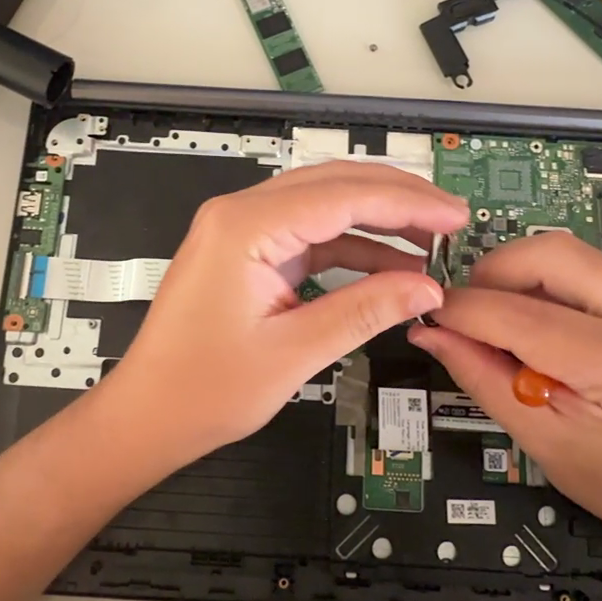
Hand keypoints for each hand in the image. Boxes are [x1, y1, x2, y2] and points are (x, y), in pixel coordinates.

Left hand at [104, 162, 469, 465]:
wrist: (147, 414)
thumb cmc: (202, 389)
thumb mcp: (294, 352)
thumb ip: (364, 311)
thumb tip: (426, 289)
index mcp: (244, 228)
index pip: (341, 196)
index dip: (405, 203)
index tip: (453, 216)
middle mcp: (239, 215)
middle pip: (333, 186)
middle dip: (397, 199)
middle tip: (451, 218)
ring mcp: (241, 231)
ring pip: (323, 206)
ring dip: (377, 220)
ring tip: (431, 239)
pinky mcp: (247, 252)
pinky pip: (309, 235)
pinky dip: (350, 246)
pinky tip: (390, 264)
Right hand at [407, 232, 601, 559]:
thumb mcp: (540, 440)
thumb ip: (481, 376)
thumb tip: (429, 332)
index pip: (523, 316)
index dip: (464, 310)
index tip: (429, 313)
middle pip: (551, 254)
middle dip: (494, 273)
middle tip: (468, 310)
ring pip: (566, 252)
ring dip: (521, 278)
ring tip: (505, 324)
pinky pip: (585, 264)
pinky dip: (549, 284)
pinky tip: (544, 324)